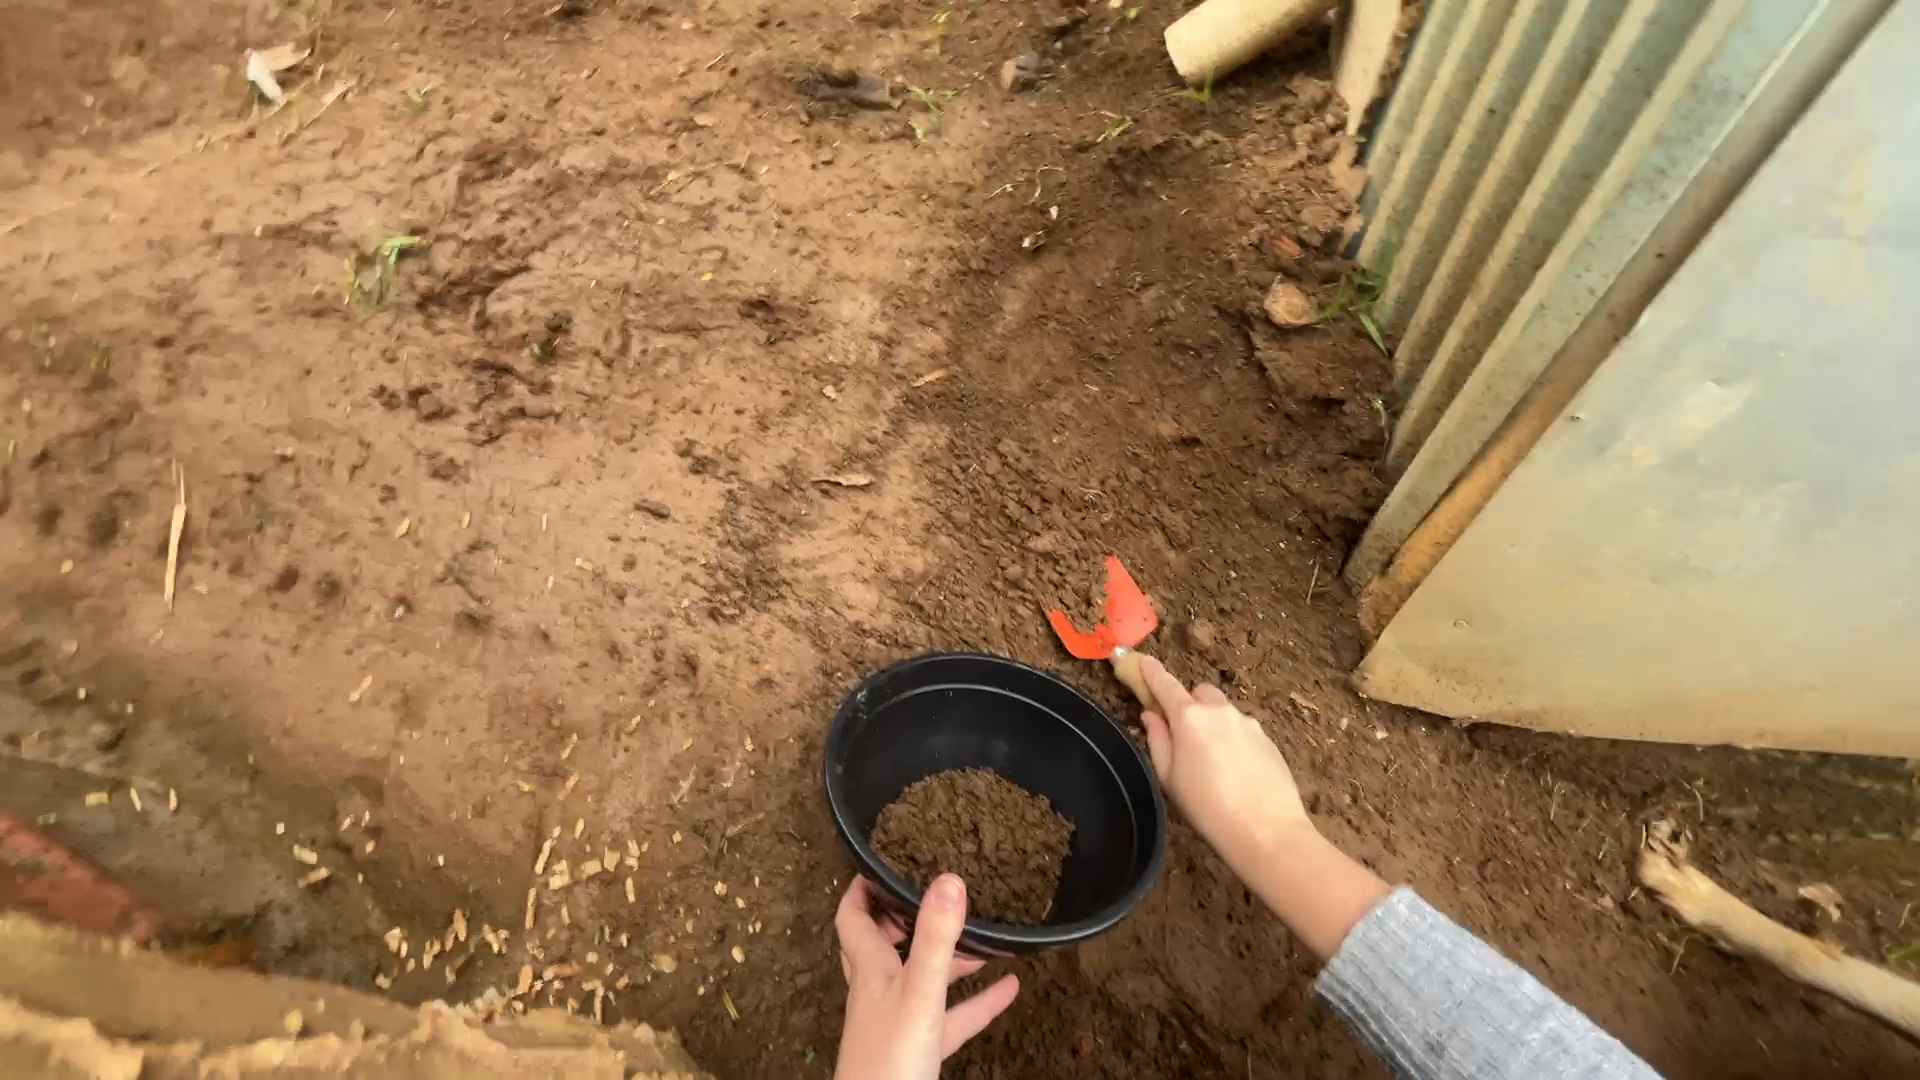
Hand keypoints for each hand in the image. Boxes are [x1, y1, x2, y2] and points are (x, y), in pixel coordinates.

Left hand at [832, 874, 1019, 1079]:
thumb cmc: (891, 1060)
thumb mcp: (919, 991)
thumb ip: (936, 938)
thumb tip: (950, 877)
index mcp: (870, 969)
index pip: (853, 917)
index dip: (862, 888)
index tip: (883, 861)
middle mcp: (880, 990)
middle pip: (884, 943)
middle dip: (906, 917)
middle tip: (934, 892)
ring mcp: (899, 1022)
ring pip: (922, 976)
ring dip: (950, 956)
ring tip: (986, 935)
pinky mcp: (920, 1051)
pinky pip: (951, 1017)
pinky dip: (977, 1001)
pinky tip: (1009, 989)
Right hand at [1137, 656, 1311, 867]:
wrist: (1268, 832)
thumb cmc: (1207, 808)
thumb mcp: (1169, 778)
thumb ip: (1157, 740)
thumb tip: (1151, 715)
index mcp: (1189, 717)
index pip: (1165, 684)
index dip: (1151, 672)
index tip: (1143, 661)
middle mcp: (1219, 711)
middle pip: (1198, 693)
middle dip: (1188, 705)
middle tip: (1183, 735)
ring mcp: (1248, 723)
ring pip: (1222, 711)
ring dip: (1213, 723)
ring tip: (1213, 762)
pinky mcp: (1268, 739)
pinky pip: (1242, 729)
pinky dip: (1233, 739)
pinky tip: (1236, 772)